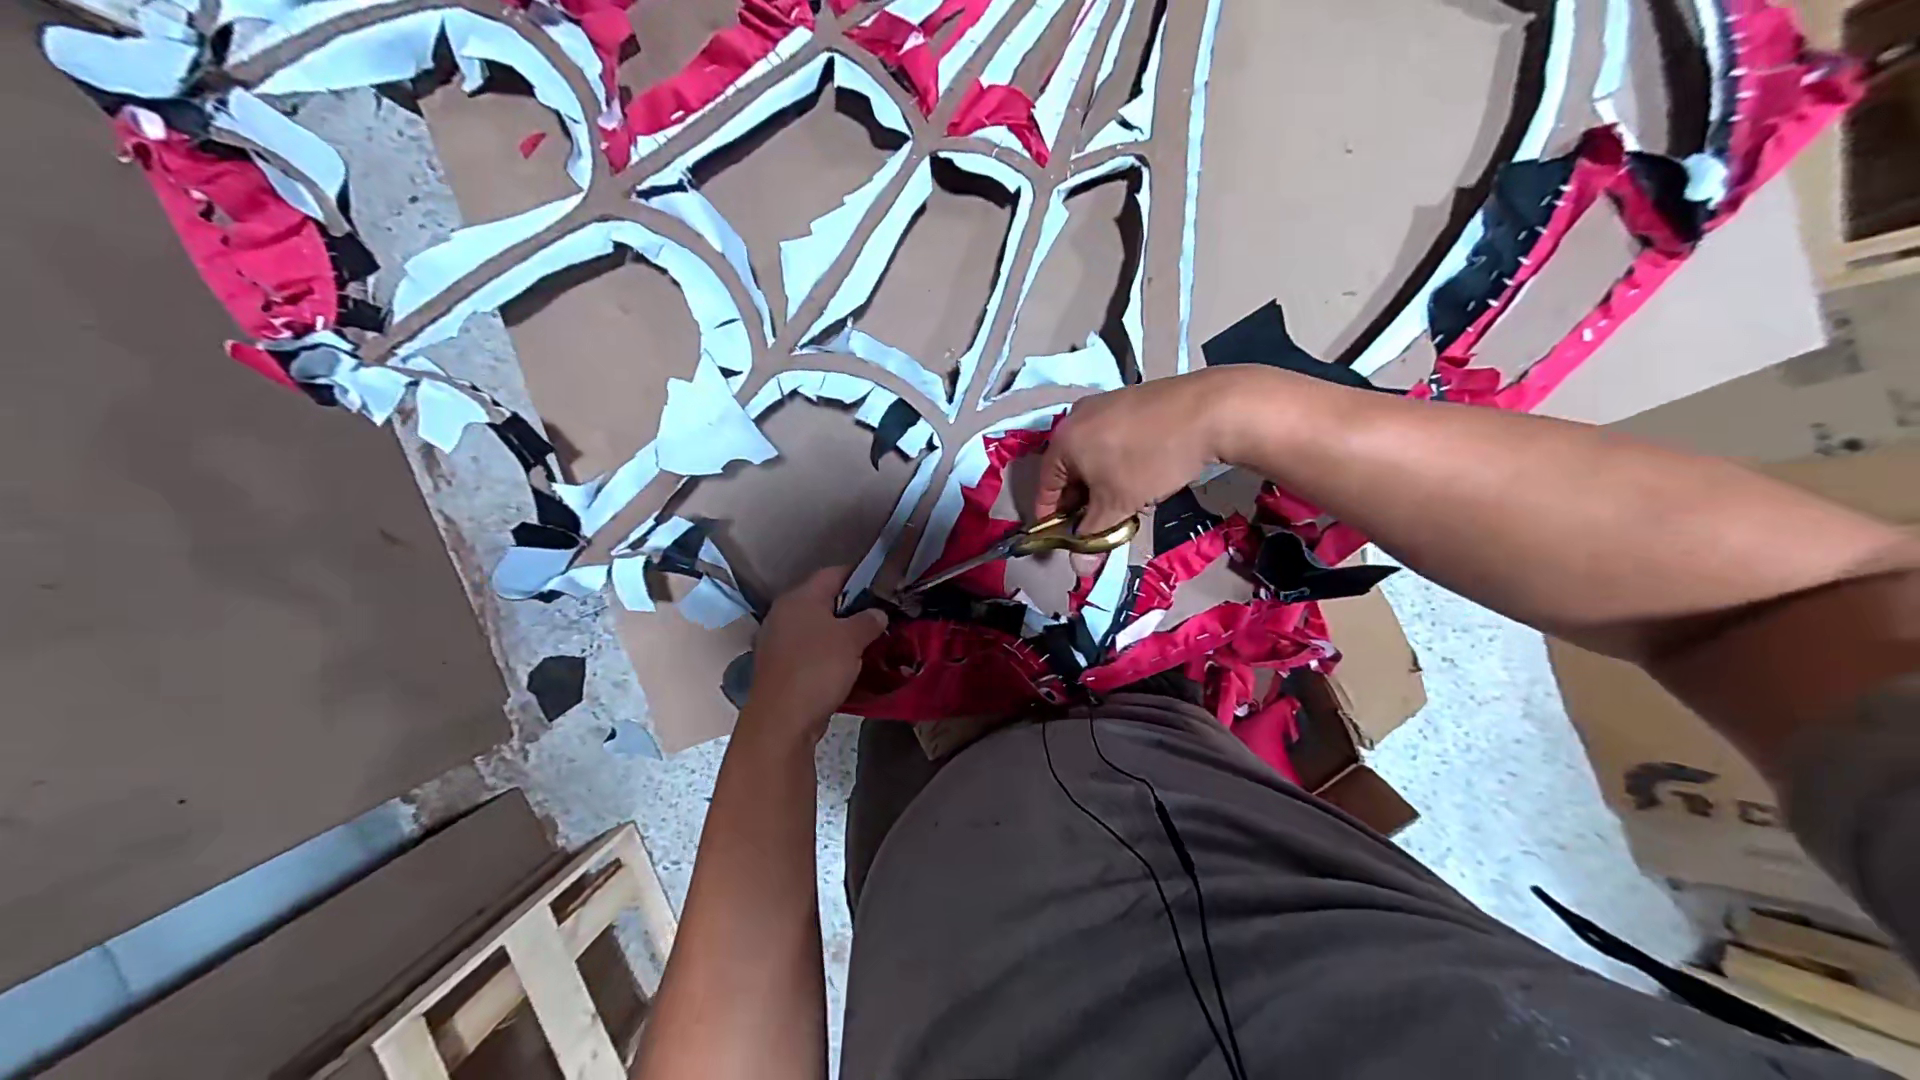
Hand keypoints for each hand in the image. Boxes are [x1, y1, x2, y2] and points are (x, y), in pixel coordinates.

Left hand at [741, 566, 887, 742]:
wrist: (782, 719)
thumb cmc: (818, 668)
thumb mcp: (852, 640)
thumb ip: (868, 620)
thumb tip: (878, 613)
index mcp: (799, 598)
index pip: (833, 573)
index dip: (860, 576)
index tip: (883, 586)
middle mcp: (783, 613)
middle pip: (824, 601)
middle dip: (852, 608)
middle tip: (880, 618)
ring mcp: (777, 641)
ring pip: (817, 628)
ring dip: (840, 634)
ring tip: (868, 643)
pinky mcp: (778, 666)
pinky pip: (809, 650)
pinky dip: (828, 654)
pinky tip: (847, 666)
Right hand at [1033, 367, 1246, 530]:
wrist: (1209, 411)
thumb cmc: (1151, 460)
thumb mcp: (1118, 505)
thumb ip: (1093, 536)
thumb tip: (1080, 570)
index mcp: (1062, 441)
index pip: (1044, 487)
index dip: (1051, 518)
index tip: (1062, 540)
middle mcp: (1076, 417)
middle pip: (1068, 470)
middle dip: (1080, 502)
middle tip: (1097, 526)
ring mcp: (1104, 404)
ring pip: (1091, 455)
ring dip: (1100, 484)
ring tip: (1123, 504)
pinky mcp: (1129, 400)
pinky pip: (1111, 438)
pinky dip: (1116, 462)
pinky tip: (1140, 476)